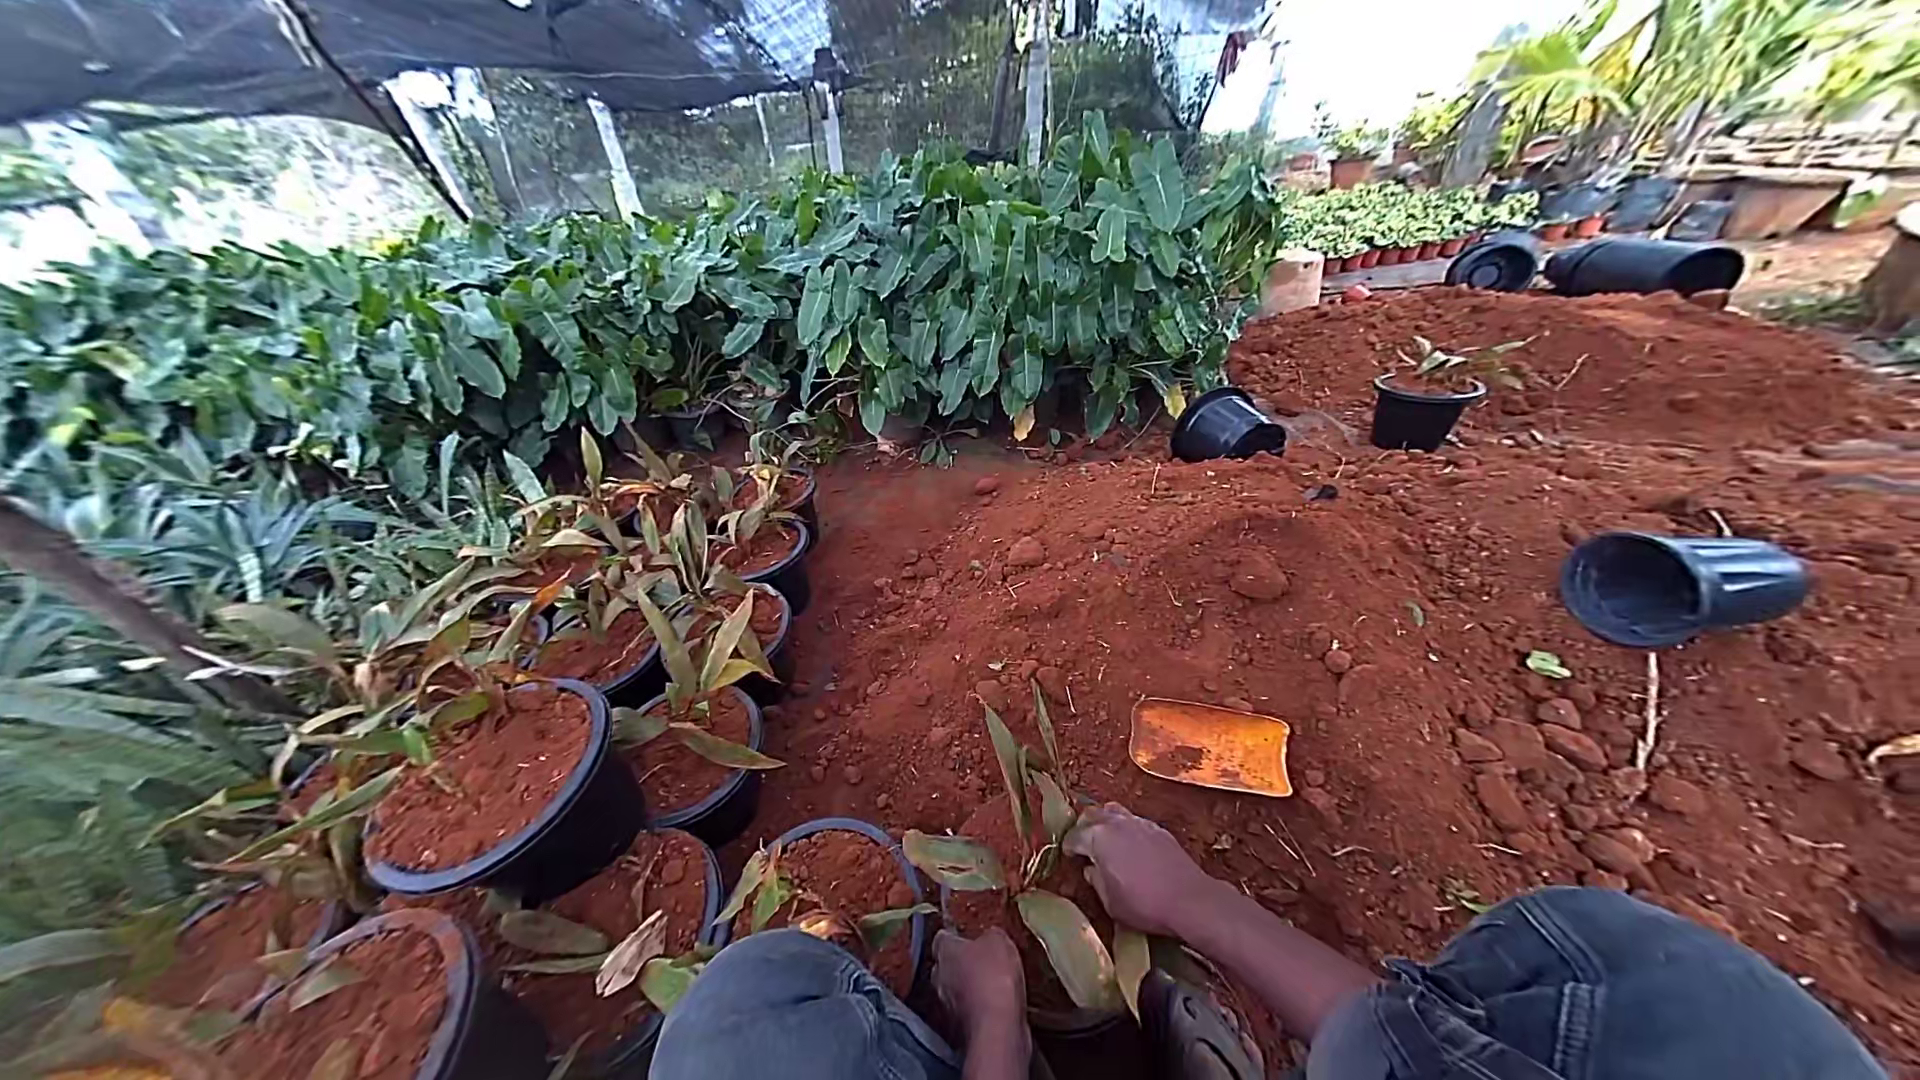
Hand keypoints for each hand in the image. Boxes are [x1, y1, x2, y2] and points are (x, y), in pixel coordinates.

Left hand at [933, 929, 1025, 1040]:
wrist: (997, 1030)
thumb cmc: (994, 977)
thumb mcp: (998, 940)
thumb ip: (989, 936)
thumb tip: (989, 938)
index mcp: (944, 951)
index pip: (941, 938)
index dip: (953, 935)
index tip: (965, 934)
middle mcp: (939, 978)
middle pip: (944, 965)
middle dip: (959, 963)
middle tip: (980, 959)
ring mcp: (946, 1007)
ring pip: (954, 991)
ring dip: (967, 988)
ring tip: (990, 984)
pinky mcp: (958, 1030)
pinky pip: (966, 1012)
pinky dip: (976, 1009)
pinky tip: (994, 1006)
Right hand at [1063, 803, 1219, 938]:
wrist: (1189, 899)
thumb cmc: (1145, 903)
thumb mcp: (1110, 902)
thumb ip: (1095, 881)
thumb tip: (1090, 869)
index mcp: (1098, 837)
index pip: (1074, 836)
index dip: (1068, 846)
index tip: (1067, 855)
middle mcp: (1115, 822)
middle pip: (1091, 815)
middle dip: (1082, 827)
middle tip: (1081, 843)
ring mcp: (1138, 822)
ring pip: (1112, 811)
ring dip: (1103, 821)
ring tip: (1103, 837)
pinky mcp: (1156, 828)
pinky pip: (1132, 819)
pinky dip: (1124, 826)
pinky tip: (1129, 843)